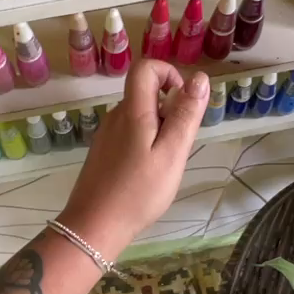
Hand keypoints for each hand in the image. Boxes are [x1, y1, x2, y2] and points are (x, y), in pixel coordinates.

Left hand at [59, 60, 207, 258]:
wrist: (94, 226)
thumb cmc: (138, 192)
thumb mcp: (171, 154)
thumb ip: (186, 115)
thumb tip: (199, 78)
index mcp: (133, 111)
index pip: (145, 67)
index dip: (168, 74)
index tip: (183, 101)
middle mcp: (116, 116)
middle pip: (145, 93)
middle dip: (170, 110)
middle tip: (177, 147)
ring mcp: (106, 134)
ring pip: (140, 116)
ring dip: (160, 130)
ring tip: (164, 165)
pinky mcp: (103, 152)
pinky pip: (129, 134)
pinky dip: (145, 144)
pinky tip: (147, 173)